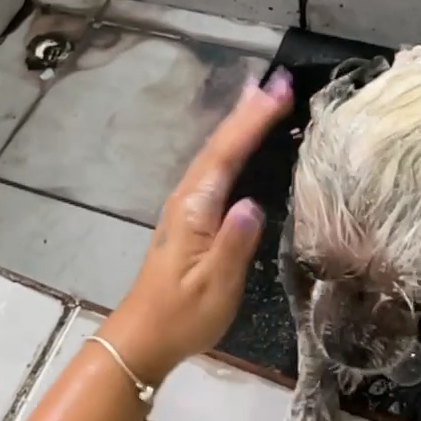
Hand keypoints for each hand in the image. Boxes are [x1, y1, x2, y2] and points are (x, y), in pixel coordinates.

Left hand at [99, 68, 293, 384]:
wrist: (143, 337)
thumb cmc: (181, 315)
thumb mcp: (214, 286)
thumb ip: (233, 243)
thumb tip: (251, 203)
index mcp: (195, 209)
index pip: (226, 155)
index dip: (251, 122)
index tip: (277, 91)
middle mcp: (187, 199)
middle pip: (218, 146)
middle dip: (246, 112)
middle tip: (276, 82)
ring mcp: (185, 207)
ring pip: (214, 155)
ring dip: (236, 125)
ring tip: (259, 97)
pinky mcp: (189, 219)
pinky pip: (213, 171)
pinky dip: (228, 148)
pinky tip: (237, 146)